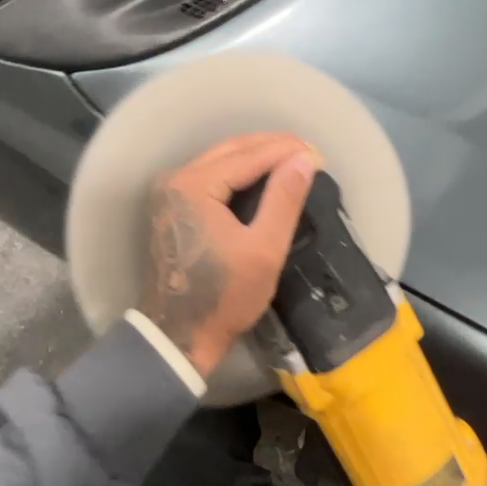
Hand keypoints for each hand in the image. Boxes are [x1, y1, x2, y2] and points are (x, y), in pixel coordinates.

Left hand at [136, 132, 318, 378]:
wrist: (178, 338)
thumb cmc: (223, 296)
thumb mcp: (264, 250)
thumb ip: (284, 200)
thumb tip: (304, 158)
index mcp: (193, 186)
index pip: (246, 156)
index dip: (284, 151)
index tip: (316, 152)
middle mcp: (175, 180)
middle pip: (230, 150)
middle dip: (270, 147)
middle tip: (307, 152)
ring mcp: (170, 193)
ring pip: (219, 161)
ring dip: (255, 157)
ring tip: (291, 161)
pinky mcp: (173, 208)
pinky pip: (211, 177)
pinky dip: (238, 173)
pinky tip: (263, 178)